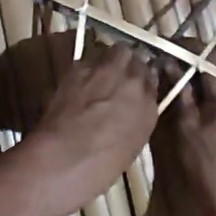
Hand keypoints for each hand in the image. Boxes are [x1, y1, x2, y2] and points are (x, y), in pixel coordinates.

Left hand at [28, 46, 159, 213]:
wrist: (64, 158)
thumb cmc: (101, 164)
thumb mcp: (134, 143)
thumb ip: (140, 114)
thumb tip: (137, 101)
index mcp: (149, 103)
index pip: (151, 77)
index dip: (142, 80)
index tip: (135, 86)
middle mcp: (133, 81)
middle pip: (135, 56)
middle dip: (129, 61)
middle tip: (119, 74)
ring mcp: (107, 70)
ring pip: (114, 50)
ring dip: (110, 59)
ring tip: (99, 74)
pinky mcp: (79, 68)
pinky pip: (89, 60)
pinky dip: (88, 67)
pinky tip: (80, 82)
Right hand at [169, 48, 215, 213]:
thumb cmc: (201, 163)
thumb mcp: (185, 125)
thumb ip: (180, 89)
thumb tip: (168, 61)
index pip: (212, 58)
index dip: (189, 48)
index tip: (168, 46)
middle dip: (201, 51)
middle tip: (176, 54)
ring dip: (212, 60)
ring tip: (187, 64)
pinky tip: (202, 80)